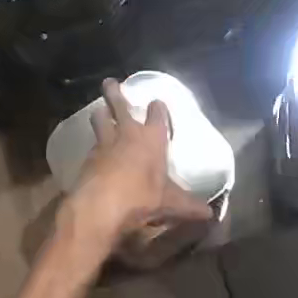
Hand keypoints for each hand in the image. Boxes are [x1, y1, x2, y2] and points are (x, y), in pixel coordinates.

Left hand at [59, 79, 212, 262]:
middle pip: (119, 105)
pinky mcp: (87, 159)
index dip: (158, 108)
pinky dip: (93, 145)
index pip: (157, 115)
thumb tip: (210, 215)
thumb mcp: (172, 204)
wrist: (100, 207)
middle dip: (115, 93)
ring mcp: (104, 145)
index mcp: (152, 139)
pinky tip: (94, 150)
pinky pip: (91, 145)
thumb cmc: (142, 197)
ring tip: (99, 111)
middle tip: (110, 83)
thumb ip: (191, 207)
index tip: (157, 102)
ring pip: (100, 120)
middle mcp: (127, 135)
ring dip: (100, 114)